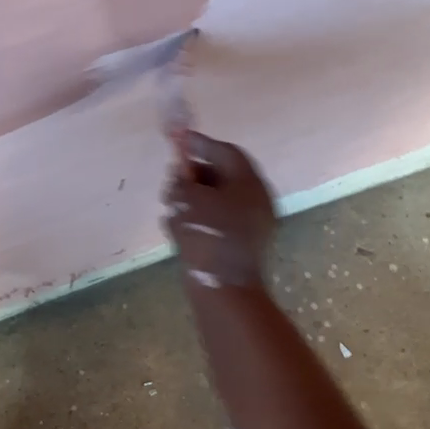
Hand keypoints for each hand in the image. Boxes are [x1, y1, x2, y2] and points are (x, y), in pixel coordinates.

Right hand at [163, 132, 276, 289]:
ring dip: (195, 198)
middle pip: (224, 175)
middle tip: (172, 179)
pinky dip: (200, 217)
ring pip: (219, 198)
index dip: (200, 144)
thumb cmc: (207, 235)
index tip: (178, 142)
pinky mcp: (244, 243)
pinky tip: (178, 228)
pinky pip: (220, 220)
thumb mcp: (186, 198)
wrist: (224, 286)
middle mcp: (257, 199)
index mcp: (250, 183)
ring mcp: (253, 223)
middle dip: (195, 174)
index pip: (226, 152)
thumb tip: (181, 172)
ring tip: (171, 206)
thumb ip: (181, 179)